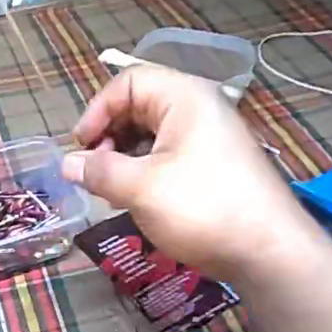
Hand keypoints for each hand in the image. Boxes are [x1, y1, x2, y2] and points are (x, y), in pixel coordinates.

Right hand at [63, 65, 319, 275]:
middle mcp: (198, 110)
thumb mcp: (140, 189)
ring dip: (122, 158)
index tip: (79, 149)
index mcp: (184, 98)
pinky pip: (166, 158)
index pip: (129, 82)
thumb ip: (99, 172)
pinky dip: (142, 172)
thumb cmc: (201, 208)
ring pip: (150, 136)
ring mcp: (207, 140)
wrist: (264, 249)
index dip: (97, 111)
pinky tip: (133, 200)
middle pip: (139, 107)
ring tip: (109, 191)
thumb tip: (66, 164)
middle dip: (108, 136)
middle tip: (93, 173)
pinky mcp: (210, 168)